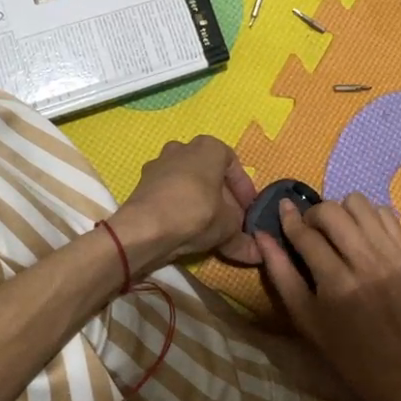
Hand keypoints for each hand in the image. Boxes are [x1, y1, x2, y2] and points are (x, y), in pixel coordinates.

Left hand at [110, 137, 259, 269]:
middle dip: (222, 197)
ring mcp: (159, 163)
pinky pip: (169, 193)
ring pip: (188, 182)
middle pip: (209, 172)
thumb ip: (243, 238)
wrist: (144, 227)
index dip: (244, 191)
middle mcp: (182, 147)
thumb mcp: (227, 227)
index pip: (234, 166)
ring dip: (200, 201)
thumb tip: (258, 254)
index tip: (248, 212)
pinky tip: (184, 228)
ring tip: (207, 227)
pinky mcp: (142, 183)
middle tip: (230, 221)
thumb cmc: (195, 213)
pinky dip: (180, 207)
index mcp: (208, 147)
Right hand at [257, 195, 400, 400]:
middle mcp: (367, 264)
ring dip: (342, 211)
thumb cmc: (344, 350)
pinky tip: (361, 236)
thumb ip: (280, 272)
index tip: (283, 212)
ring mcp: (393, 256)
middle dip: (314, 214)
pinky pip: (386, 213)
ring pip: (360, 204)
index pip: (307, 235)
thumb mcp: (304, 317)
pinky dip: (368, 217)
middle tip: (310, 230)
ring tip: (337, 231)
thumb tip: (262, 235)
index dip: (290, 220)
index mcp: (338, 284)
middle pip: (333, 211)